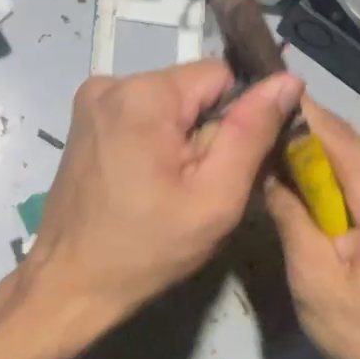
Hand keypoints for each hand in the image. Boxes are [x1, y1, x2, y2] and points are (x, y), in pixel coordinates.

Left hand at [27, 60, 303, 356]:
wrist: (71, 283)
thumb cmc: (147, 248)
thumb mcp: (214, 196)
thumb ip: (252, 132)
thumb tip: (288, 80)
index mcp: (144, 93)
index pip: (221, 75)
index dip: (239, 118)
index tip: (231, 164)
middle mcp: (112, 83)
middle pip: (192, 90)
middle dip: (206, 132)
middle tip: (199, 187)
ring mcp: (91, 101)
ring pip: (168, 105)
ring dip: (180, 140)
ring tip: (171, 190)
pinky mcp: (84, 122)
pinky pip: (141, 117)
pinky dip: (154, 143)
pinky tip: (148, 184)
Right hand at [262, 101, 359, 358]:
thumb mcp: (314, 280)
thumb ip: (290, 217)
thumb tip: (266, 169)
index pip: (337, 139)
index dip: (297, 114)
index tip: (257, 94)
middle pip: (349, 140)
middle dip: (301, 129)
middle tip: (253, 121)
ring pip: (357, 154)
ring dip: (315, 149)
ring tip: (268, 144)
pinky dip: (333, 170)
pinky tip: (302, 175)